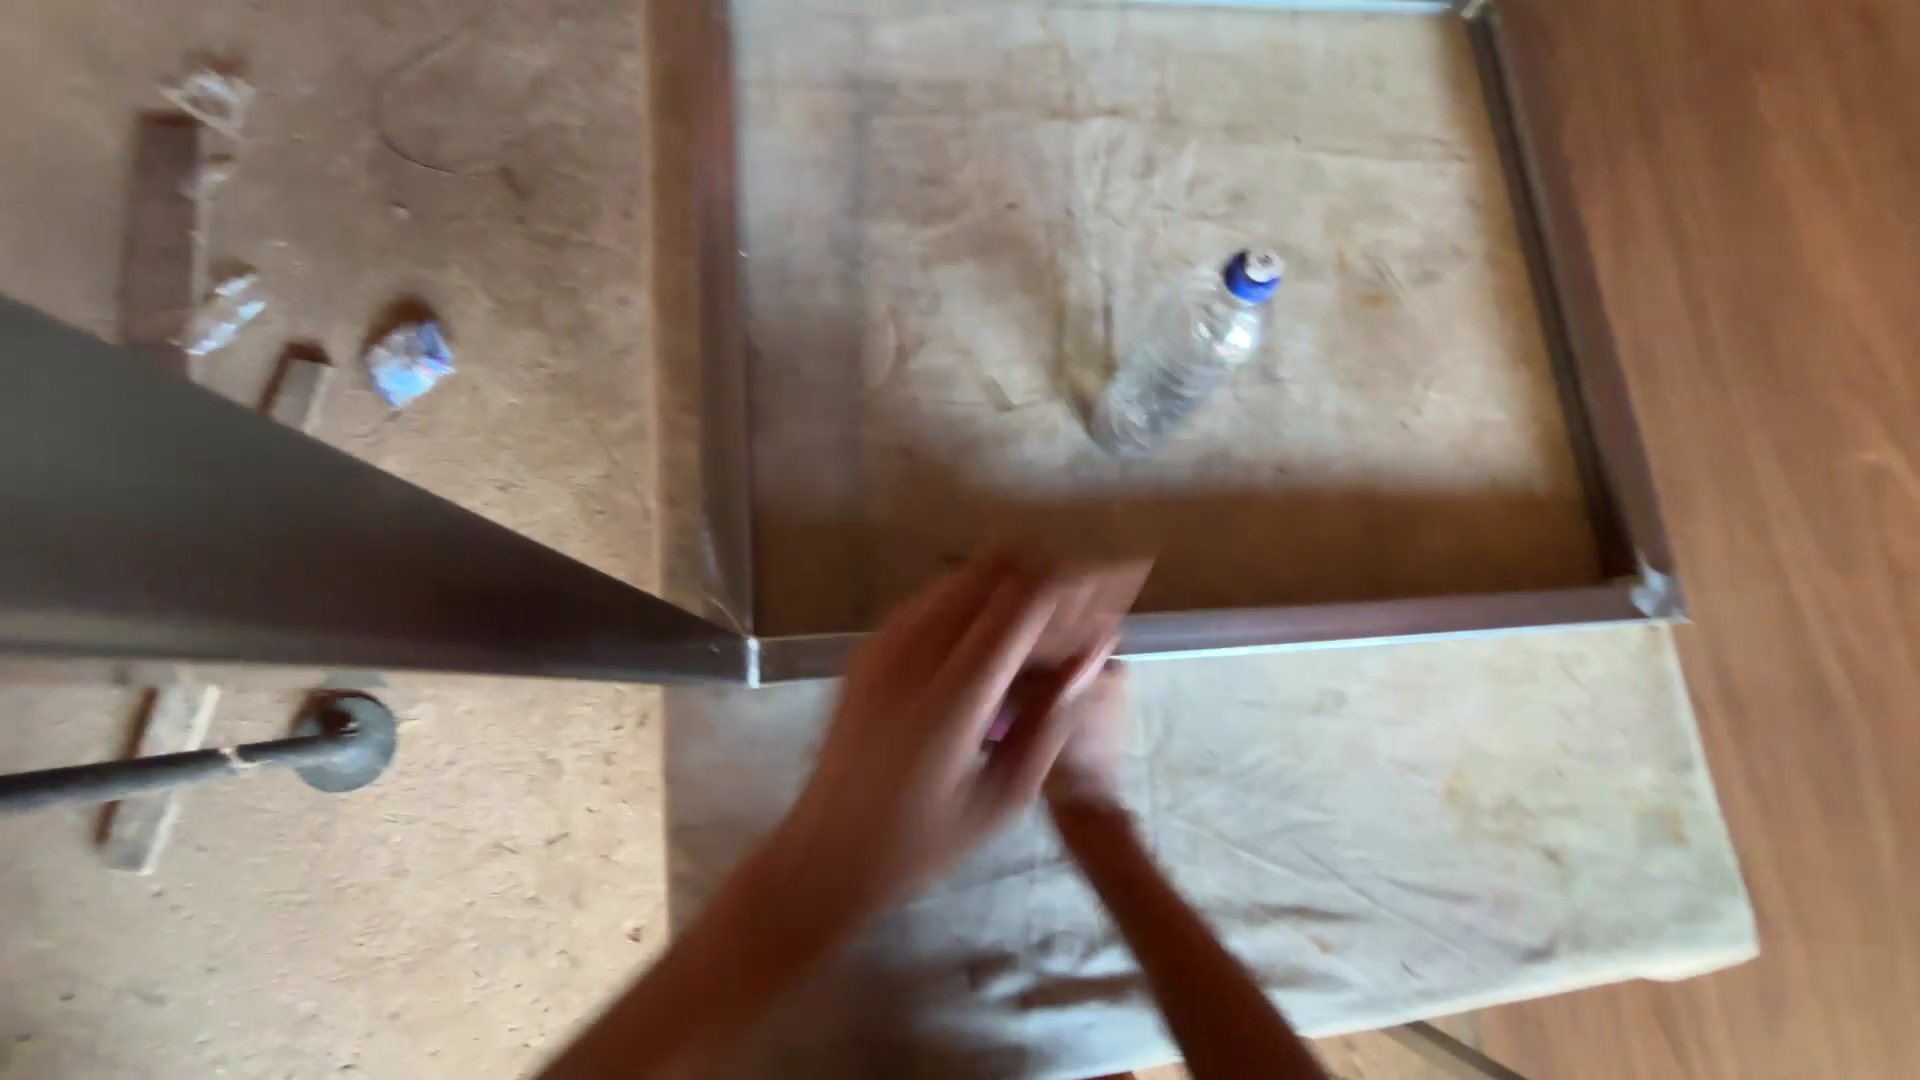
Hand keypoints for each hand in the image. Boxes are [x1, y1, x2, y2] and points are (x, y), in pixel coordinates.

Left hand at [772, 552, 1118, 913]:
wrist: (825, 851)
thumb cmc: (922, 842)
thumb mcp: (1004, 796)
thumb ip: (1053, 718)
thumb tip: (1096, 652)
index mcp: (952, 697)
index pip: (1023, 605)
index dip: (1074, 585)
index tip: (1112, 585)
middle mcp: (913, 654)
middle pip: (992, 572)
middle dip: (1047, 572)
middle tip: (1083, 597)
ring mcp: (881, 645)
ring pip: (960, 577)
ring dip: (1010, 581)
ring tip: (1046, 614)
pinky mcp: (866, 649)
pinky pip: (930, 598)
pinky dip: (972, 597)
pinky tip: (993, 630)